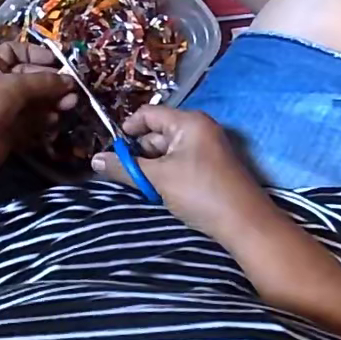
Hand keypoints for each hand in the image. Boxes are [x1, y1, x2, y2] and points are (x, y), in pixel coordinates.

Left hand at [0, 42, 76, 168]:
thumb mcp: (14, 84)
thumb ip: (44, 81)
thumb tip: (69, 81)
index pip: (14, 51)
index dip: (35, 53)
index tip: (56, 60)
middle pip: (29, 77)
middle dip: (51, 81)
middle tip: (72, 87)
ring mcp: (3, 107)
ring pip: (33, 99)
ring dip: (52, 100)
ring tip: (71, 103)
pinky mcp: (11, 128)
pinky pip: (32, 119)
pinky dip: (44, 117)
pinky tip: (55, 118)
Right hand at [92, 105, 270, 234]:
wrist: (246, 225)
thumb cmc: (200, 192)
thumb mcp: (157, 178)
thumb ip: (124, 167)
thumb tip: (94, 160)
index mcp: (188, 121)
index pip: (147, 114)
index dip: (127, 129)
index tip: (113, 151)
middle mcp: (199, 128)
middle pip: (156, 132)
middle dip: (138, 152)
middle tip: (125, 173)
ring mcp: (207, 147)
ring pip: (166, 150)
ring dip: (151, 166)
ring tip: (143, 185)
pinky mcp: (210, 166)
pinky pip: (179, 161)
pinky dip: (166, 173)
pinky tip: (160, 190)